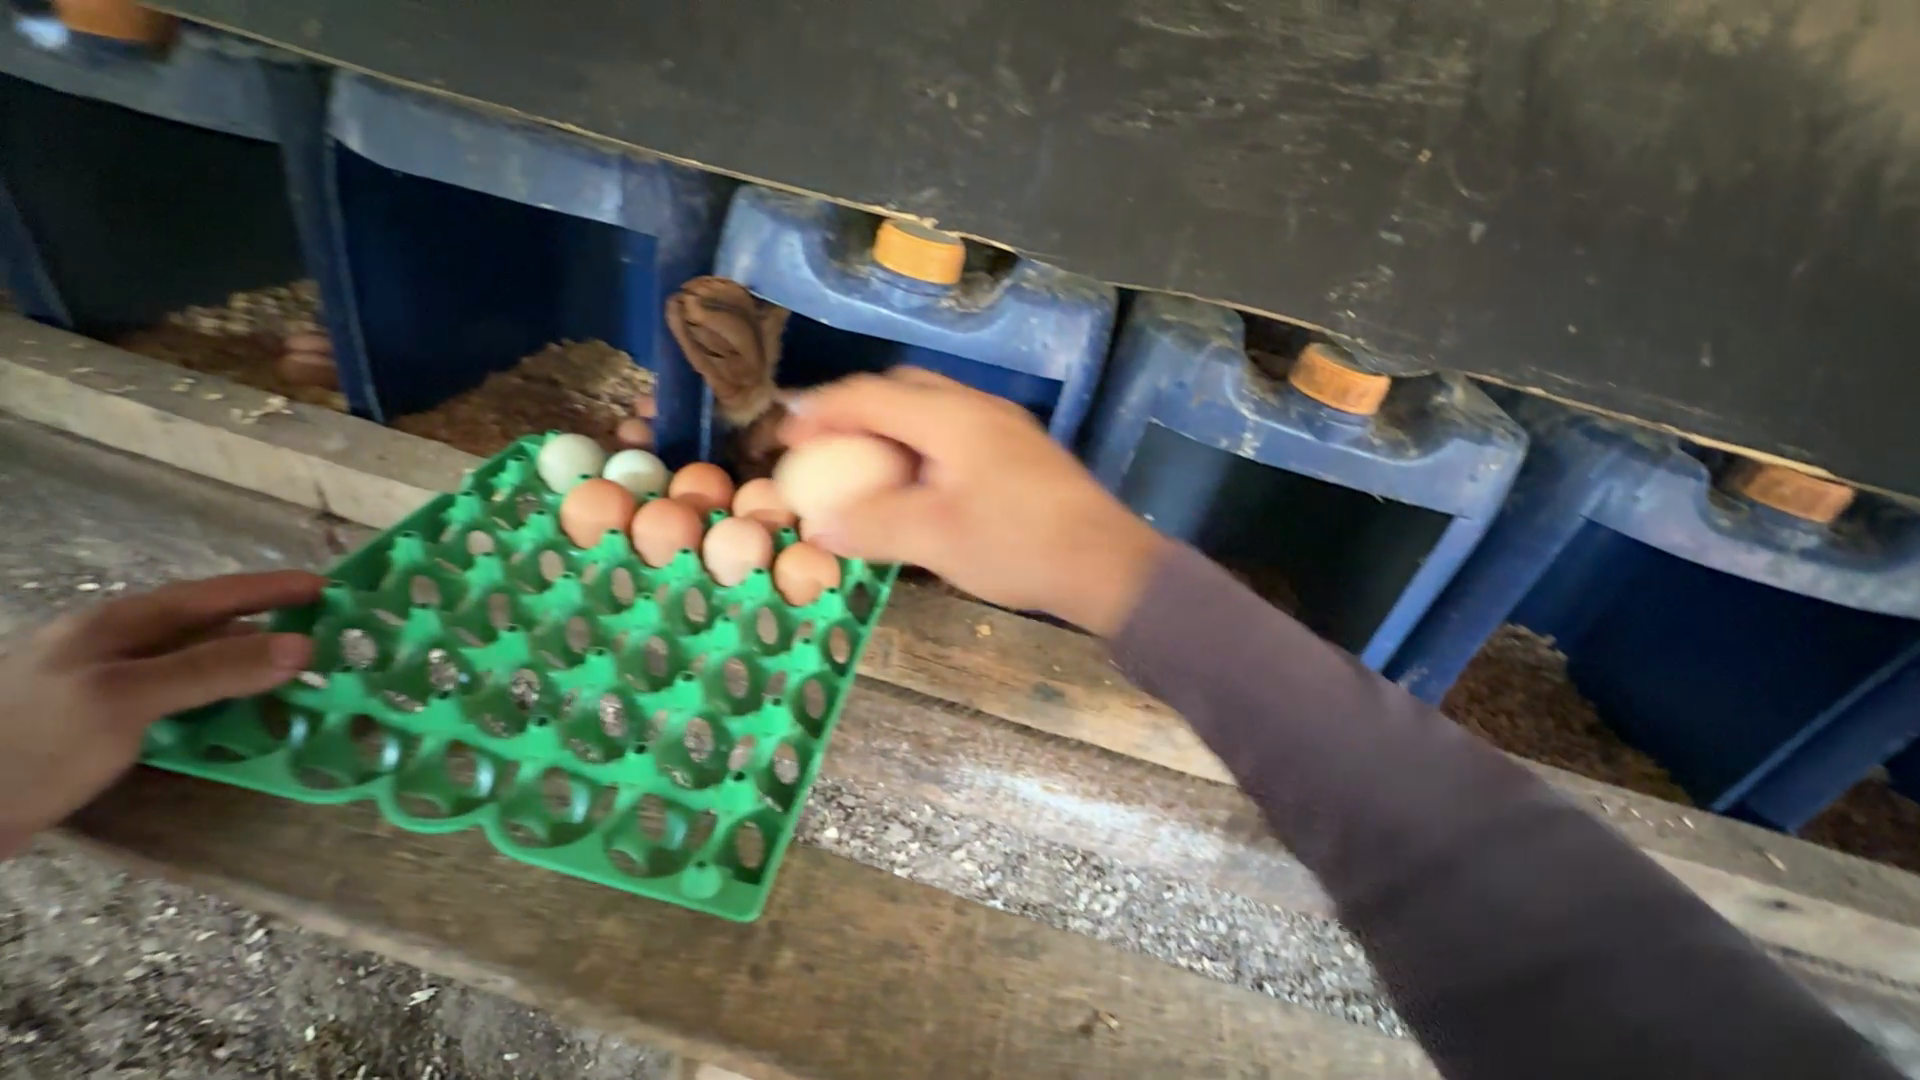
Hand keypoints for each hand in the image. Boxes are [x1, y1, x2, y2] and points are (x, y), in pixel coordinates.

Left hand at [0, 571, 322, 856]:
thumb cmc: (30, 745)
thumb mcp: (125, 700)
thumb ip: (215, 669)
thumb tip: (306, 644)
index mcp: (116, 625)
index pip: (212, 593)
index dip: (272, 588)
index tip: (331, 589)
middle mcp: (113, 646)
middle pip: (209, 626)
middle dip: (271, 627)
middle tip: (329, 637)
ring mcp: (106, 685)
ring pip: (198, 663)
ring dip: (251, 667)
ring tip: (301, 679)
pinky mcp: (102, 724)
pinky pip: (184, 699)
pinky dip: (225, 700)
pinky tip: (243, 717)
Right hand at [781, 369, 1167, 634]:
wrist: (1107, 565)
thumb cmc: (1018, 546)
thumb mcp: (934, 540)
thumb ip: (871, 526)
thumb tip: (817, 526)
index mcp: (952, 417)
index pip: (870, 396)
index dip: (819, 413)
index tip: (783, 438)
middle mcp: (978, 408)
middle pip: (901, 389)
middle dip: (854, 411)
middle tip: (822, 445)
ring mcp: (1004, 428)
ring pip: (931, 409)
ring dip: (889, 428)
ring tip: (861, 464)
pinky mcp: (1019, 452)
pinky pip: (953, 432)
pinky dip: (919, 446)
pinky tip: (914, 483)